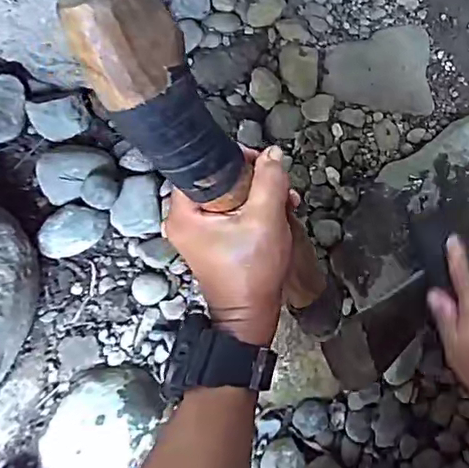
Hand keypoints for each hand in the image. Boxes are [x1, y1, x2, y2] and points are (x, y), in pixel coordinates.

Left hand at [163, 146, 296, 347]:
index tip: (262, 165)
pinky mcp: (216, 238)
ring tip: (283, 206)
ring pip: (235, 194)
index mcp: (185, 214)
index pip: (206, 166)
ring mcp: (201, 230)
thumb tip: (273, 154)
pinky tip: (278, 217)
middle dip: (257, 181)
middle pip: (224, 179)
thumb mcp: (266, 218)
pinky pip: (238, 211)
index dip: (238, 160)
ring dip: (263, 196)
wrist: (251, 313)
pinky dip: (259, 210)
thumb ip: (270, 181)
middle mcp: (187, 220)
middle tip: (278, 191)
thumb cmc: (250, 275)